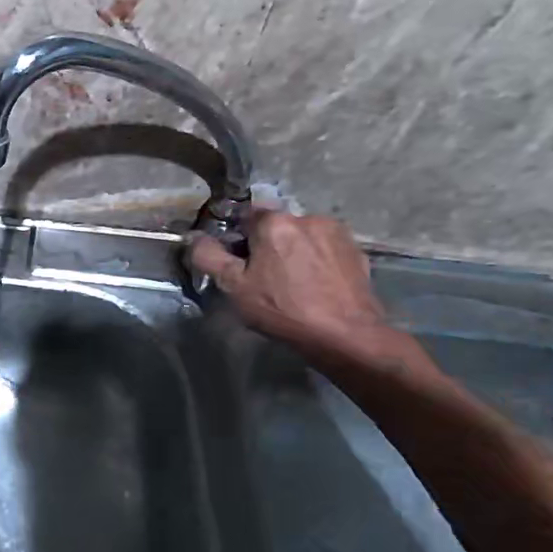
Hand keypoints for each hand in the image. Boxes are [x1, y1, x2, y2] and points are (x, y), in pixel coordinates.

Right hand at [189, 207, 406, 366]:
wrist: (345, 335)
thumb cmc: (282, 309)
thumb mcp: (234, 286)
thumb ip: (208, 257)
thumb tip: (196, 238)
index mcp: (274, 222)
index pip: (246, 216)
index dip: (238, 238)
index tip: (238, 263)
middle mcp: (307, 217)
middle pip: (276, 226)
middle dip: (267, 245)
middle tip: (263, 277)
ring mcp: (336, 233)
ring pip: (302, 236)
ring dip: (293, 251)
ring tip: (293, 283)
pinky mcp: (357, 251)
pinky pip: (325, 249)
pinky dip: (316, 261)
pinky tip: (315, 286)